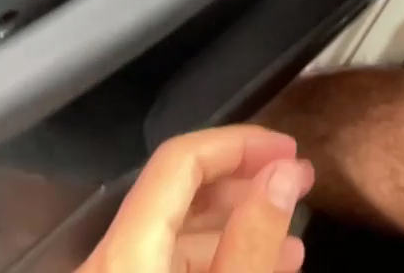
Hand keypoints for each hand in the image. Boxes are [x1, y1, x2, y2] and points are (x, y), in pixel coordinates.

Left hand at [80, 125, 314, 272]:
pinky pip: (163, 269)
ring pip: (173, 238)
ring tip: (291, 239)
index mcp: (122, 258)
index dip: (240, 143)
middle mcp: (102, 266)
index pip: (179, 160)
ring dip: (237, 227)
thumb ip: (252, 240)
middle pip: (177, 195)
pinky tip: (259, 267)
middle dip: (246, 183)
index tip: (290, 153)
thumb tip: (283, 170)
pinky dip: (214, 261)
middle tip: (301, 186)